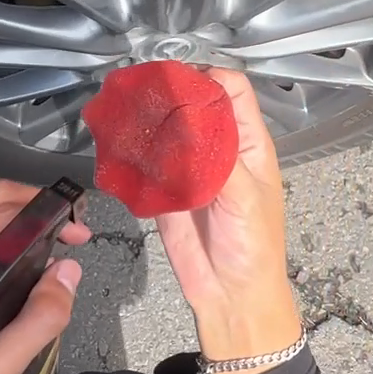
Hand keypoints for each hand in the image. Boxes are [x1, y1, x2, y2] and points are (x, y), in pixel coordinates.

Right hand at [153, 68, 303, 373]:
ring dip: (148, 119)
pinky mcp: (164, 189)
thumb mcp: (247, 199)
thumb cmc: (254, 247)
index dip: (209, 77)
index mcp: (247, 143)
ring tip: (125, 109)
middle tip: (143, 89)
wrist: (230, 297)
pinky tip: (118, 142)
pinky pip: (147, 163)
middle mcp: (216, 148)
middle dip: (171, 93)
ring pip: (167, 130)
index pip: (232, 91)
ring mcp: (188, 168)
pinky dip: (133, 152)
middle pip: (194, 105)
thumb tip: (186, 122)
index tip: (180, 78)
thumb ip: (218, 160)